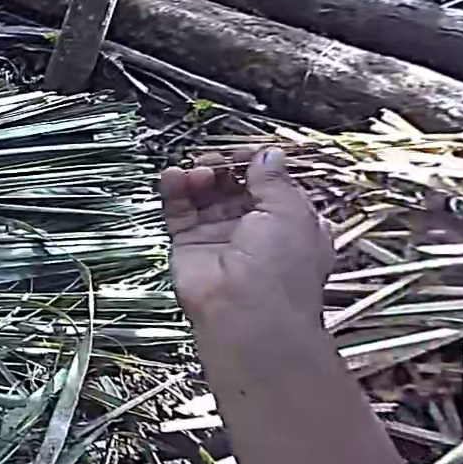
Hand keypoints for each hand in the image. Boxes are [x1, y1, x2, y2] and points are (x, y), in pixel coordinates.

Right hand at [160, 146, 330, 331]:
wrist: (244, 312)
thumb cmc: (280, 269)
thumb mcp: (290, 213)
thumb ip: (273, 181)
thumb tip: (268, 153)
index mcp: (287, 220)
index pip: (268, 182)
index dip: (255, 164)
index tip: (244, 151)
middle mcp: (252, 226)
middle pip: (232, 185)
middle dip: (223, 168)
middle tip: (214, 161)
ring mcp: (217, 234)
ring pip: (203, 195)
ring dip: (198, 177)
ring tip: (195, 172)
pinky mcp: (186, 242)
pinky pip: (177, 210)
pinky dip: (173, 191)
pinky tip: (172, 177)